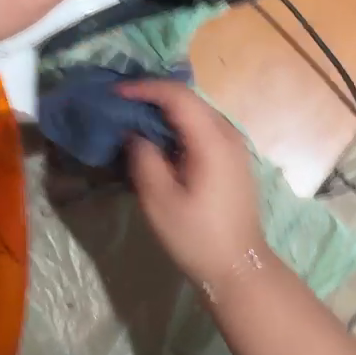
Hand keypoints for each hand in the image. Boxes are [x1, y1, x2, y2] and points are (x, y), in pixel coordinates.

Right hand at [120, 81, 267, 290]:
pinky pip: (203, 126)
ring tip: (134, 116)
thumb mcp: (160, 201)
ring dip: (166, 109)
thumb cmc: (198, 237)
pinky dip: (179, 124)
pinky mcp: (233, 157)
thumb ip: (144, 159)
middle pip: (189, 98)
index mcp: (213, 140)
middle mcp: (228, 133)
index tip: (116, 92)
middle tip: (120, 102)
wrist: (239, 266)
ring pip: (196, 111)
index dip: (145, 88)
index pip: (178, 96)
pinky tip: (159, 138)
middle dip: (154, 95)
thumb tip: (134, 133)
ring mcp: (234, 145)